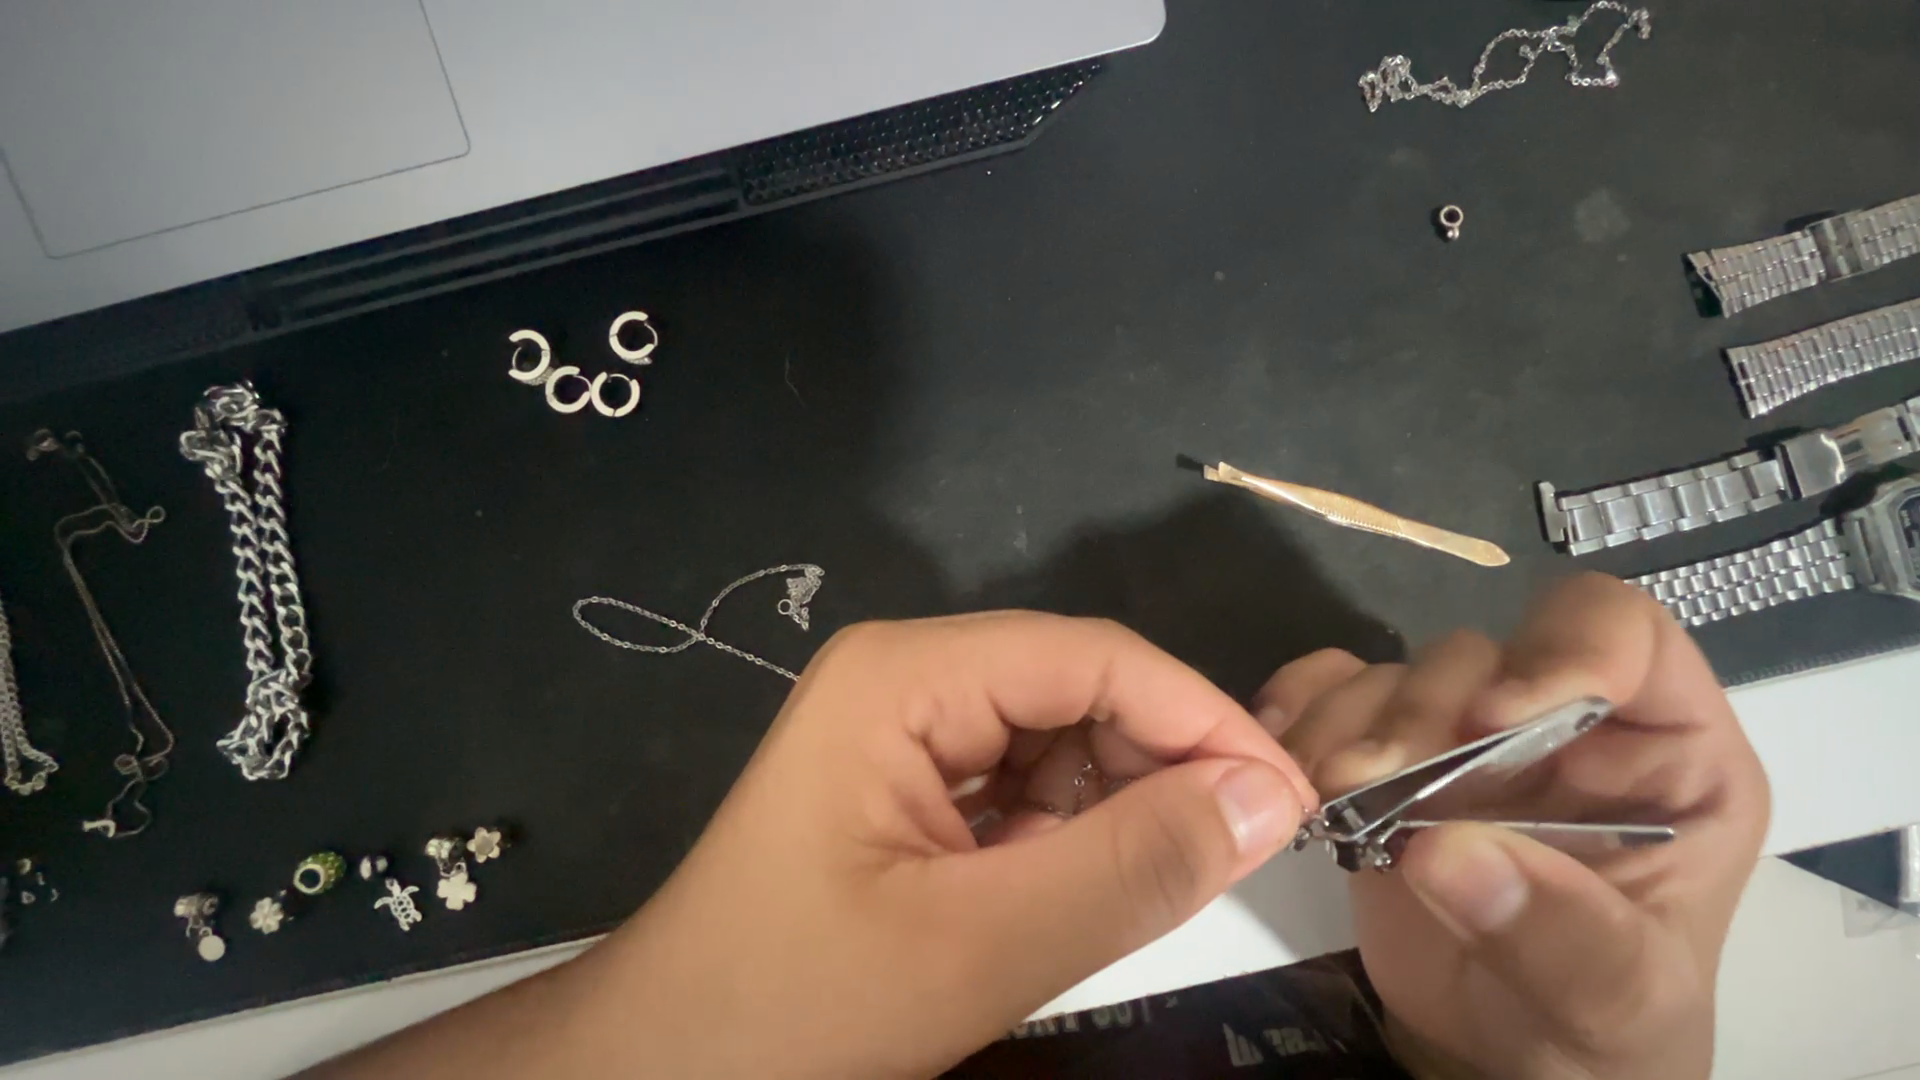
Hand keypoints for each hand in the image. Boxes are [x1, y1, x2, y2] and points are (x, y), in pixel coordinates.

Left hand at [311, 613, 1314, 1079]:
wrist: (666, 1058)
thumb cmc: (793, 1005)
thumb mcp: (974, 949)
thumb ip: (1128, 870)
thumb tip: (1264, 799)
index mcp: (907, 674)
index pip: (1089, 657)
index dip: (1197, 716)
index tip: (1286, 800)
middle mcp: (909, 671)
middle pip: (1074, 685)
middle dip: (1160, 759)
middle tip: (1236, 849)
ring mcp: (908, 718)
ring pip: (1057, 732)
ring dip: (1117, 797)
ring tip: (1151, 878)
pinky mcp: (913, 770)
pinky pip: (1023, 775)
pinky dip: (1071, 823)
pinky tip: (1074, 880)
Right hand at [1253, 574, 1768, 1079]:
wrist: (1489, 1048)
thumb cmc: (1589, 1026)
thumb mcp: (1613, 1001)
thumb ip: (1557, 933)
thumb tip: (1445, 852)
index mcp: (1657, 756)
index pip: (1626, 637)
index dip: (1564, 649)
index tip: (1492, 719)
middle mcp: (1552, 724)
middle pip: (1478, 655)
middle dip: (1417, 714)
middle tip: (1362, 781)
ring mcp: (1456, 729)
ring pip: (1393, 673)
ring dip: (1345, 722)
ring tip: (1321, 793)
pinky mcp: (1378, 743)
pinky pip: (1329, 687)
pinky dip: (1299, 707)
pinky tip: (1283, 751)